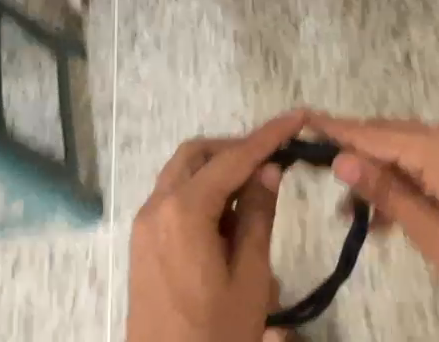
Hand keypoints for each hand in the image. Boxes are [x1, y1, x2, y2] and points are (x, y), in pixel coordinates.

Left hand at [127, 111, 306, 341]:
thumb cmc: (215, 332)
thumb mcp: (248, 278)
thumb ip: (258, 216)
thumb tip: (268, 169)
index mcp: (184, 210)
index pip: (233, 159)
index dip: (267, 137)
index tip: (296, 118)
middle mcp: (156, 205)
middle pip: (197, 155)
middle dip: (235, 150)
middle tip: (272, 162)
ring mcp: (144, 223)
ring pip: (182, 174)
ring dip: (217, 171)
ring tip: (255, 194)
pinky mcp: (142, 242)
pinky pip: (172, 198)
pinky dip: (201, 194)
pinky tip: (228, 219)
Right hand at [310, 114, 438, 341]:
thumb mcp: (433, 236)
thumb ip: (385, 192)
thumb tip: (339, 158)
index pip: (372, 133)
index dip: (334, 129)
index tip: (298, 119)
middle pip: (388, 137)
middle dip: (354, 157)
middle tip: (317, 177)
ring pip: (406, 151)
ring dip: (380, 176)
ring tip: (351, 212)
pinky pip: (428, 163)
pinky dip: (406, 183)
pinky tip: (389, 214)